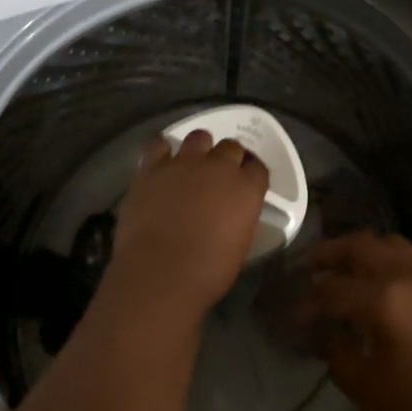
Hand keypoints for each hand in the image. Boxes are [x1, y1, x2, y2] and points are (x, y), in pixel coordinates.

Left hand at [107, 129, 268, 320]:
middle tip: (219, 176)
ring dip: (200, 149)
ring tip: (192, 165)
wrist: (159, 273)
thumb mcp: (240, 244)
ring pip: (199, 137)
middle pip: (231, 147)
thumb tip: (232, 211)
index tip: (246, 181)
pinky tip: (163, 163)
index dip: (251, 172)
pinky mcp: (153, 167)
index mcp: (247, 188)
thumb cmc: (207, 271)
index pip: (258, 167)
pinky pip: (160, 145)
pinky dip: (164, 150)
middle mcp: (220, 167)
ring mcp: (185, 163)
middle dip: (228, 158)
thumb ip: (240, 217)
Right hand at [304, 232, 411, 410]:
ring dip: (359, 249)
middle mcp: (404, 274)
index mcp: (381, 298)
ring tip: (342, 264)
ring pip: (387, 243)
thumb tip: (328, 335)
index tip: (296, 313)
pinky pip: (407, 255)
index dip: (308, 299)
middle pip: (359, 246)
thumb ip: (341, 358)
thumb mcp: (372, 391)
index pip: (332, 287)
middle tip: (307, 264)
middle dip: (329, 252)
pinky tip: (379, 280)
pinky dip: (384, 257)